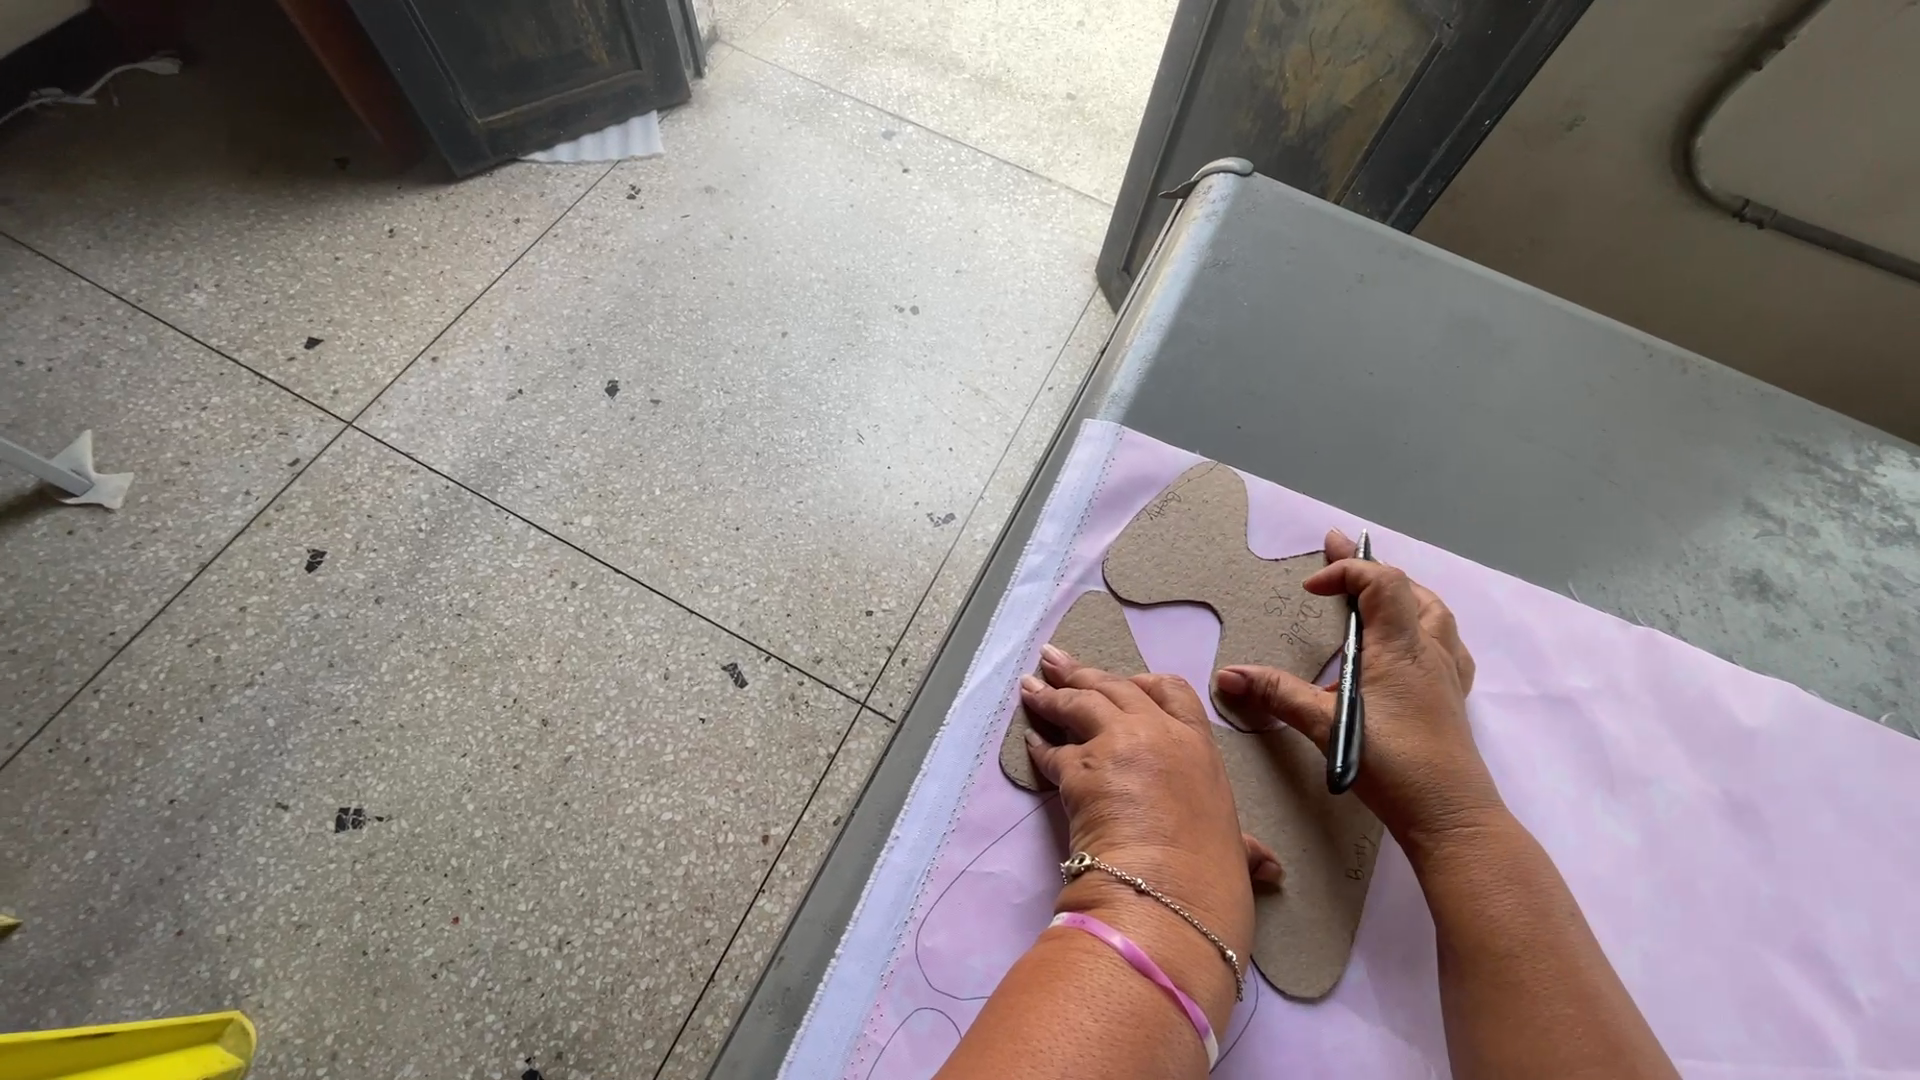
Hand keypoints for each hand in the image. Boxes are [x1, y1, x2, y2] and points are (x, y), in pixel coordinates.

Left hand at [1020, 647, 1277, 1020]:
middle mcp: (1157, 732)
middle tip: (1054, 661)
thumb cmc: (1210, 877)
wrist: (1168, 895)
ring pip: (1079, 703)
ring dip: (1052, 694)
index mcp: (1197, 745)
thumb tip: (1270, 867)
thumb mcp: (1232, 847)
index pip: (1172, 691)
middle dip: (1082, 673)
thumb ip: (1243, 846)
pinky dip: (1040, 745)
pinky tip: (1030, 741)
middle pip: (1115, 687)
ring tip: (1030, 685)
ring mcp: (1115, 744)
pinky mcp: (1079, 767)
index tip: (1125, 680)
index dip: (1144, 682)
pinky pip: (1053, 750)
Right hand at [1213, 529, 1504, 852]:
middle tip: (1339, 553)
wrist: (1453, 818)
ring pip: (1434, 614)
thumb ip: (1277, 695)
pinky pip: (1446, 643)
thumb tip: (1227, 675)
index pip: (1381, 583)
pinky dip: (1423, 626)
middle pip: (1411, 590)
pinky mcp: (1451, 698)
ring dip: (1403, 593)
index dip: (1346, 572)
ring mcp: (1447, 675)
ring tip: (1376, 592)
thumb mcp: (1326, 726)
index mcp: (1401, 649)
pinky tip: (1409, 643)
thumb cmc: (1393, 766)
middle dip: (1372, 569)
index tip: (1311, 588)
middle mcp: (1429, 652)